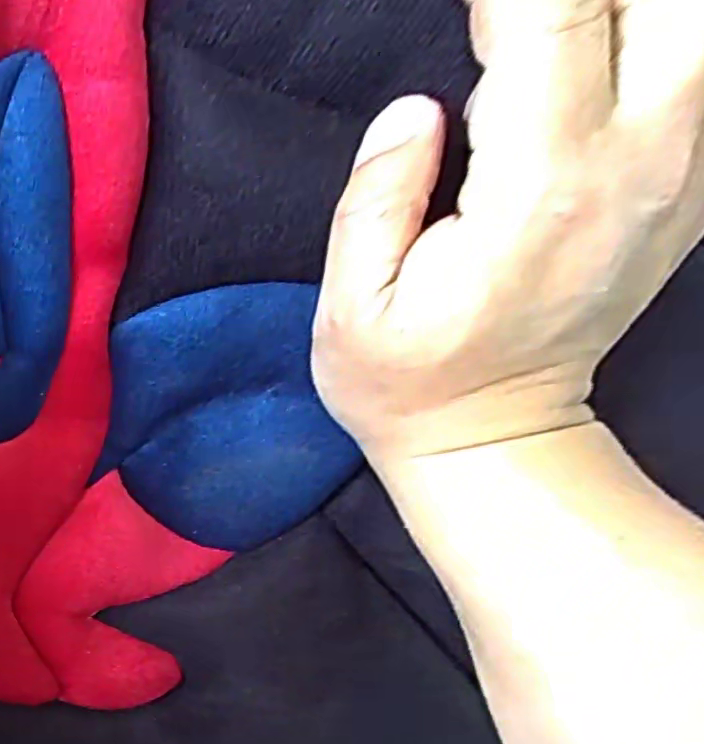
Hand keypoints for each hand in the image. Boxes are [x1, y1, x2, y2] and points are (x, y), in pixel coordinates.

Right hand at [312, 0, 703, 469]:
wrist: (484, 425)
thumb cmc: (397, 375)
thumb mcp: (351, 308)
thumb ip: (376, 205)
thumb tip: (410, 111)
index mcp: (539, 195)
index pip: (549, 40)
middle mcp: (643, 161)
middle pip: (662, 7)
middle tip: (508, 12)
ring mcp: (688, 166)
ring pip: (700, 27)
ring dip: (626, 13)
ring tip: (552, 23)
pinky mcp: (693, 176)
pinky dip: (661, 39)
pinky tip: (613, 44)